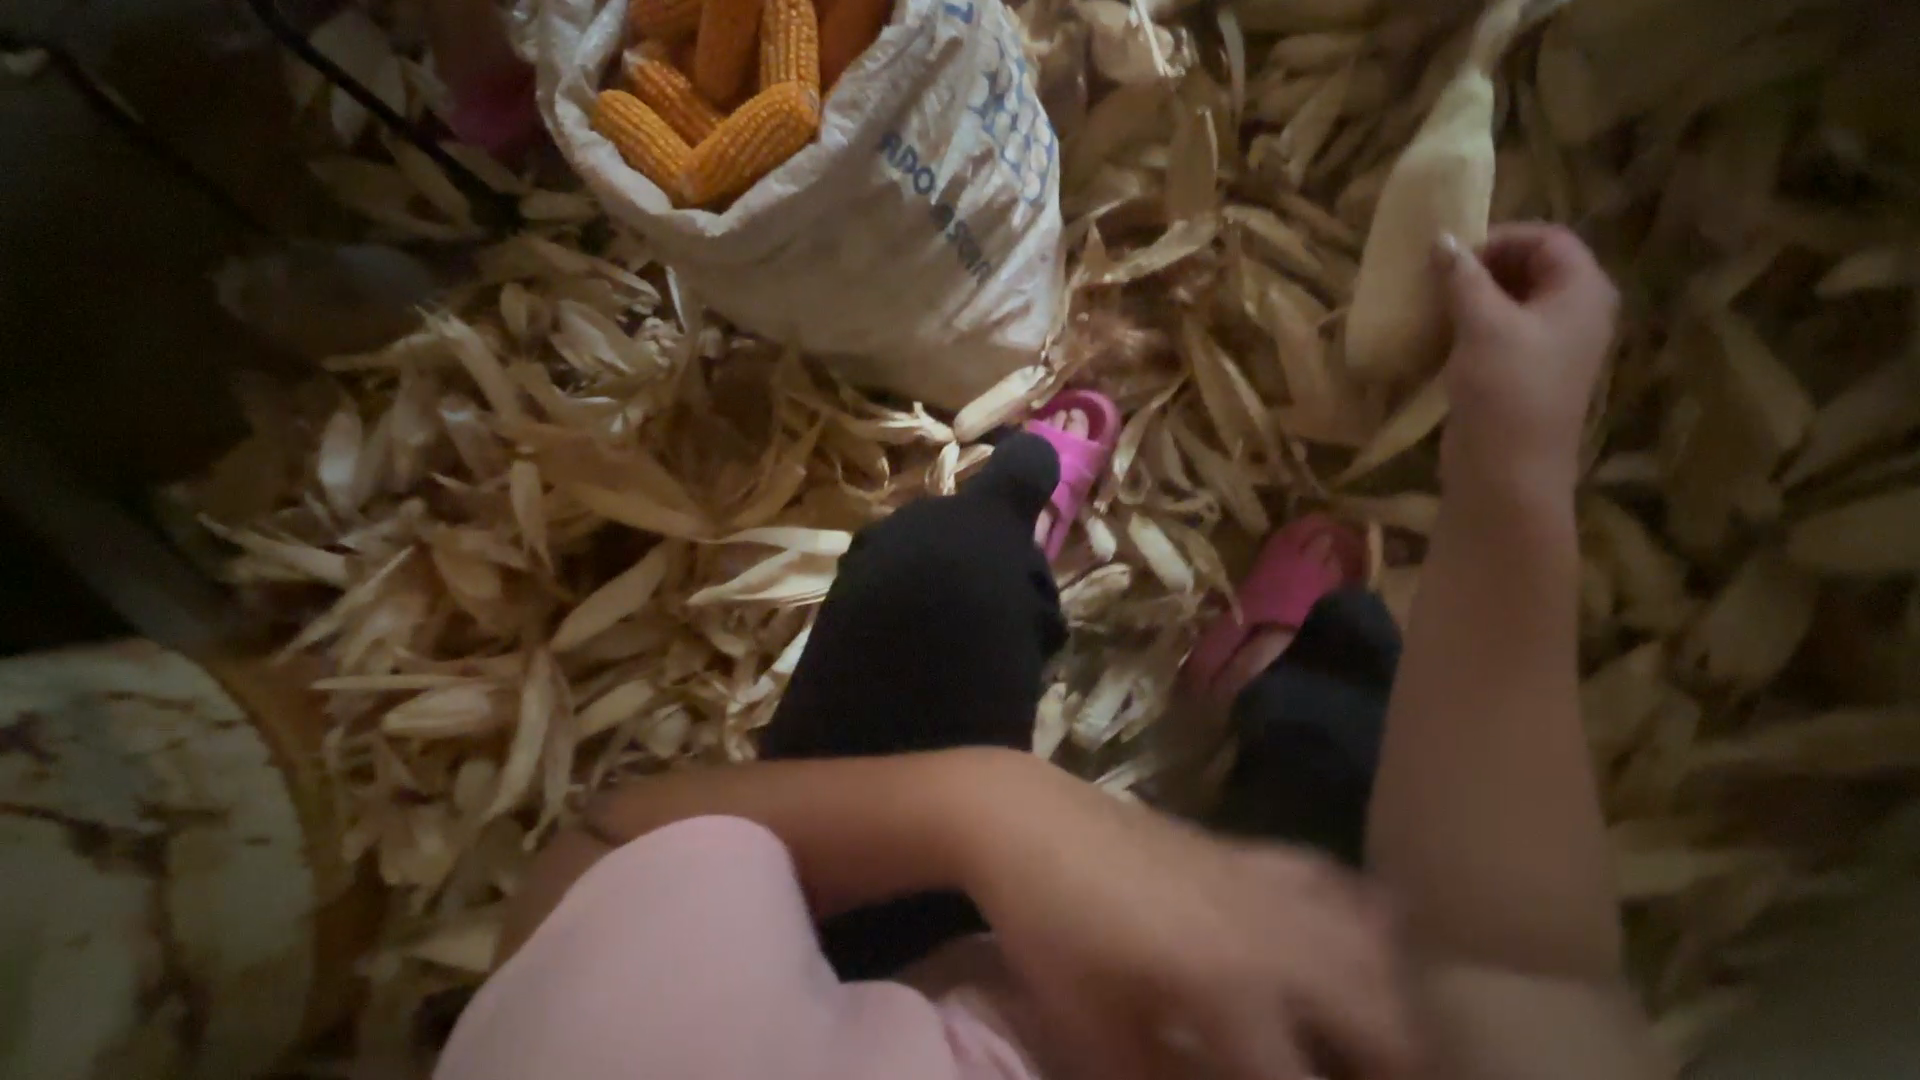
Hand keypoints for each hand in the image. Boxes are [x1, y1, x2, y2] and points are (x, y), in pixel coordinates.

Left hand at [963, 758, 1416, 1079]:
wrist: (1025, 821)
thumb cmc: (1048, 929)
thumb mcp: (1093, 1034)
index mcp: (1230, 989)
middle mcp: (1271, 935)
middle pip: (1382, 1019)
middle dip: (1396, 1068)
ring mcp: (1265, 882)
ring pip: (1376, 949)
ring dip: (1393, 1007)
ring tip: (1380, 1047)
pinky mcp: (1247, 849)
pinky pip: (1332, 881)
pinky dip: (1362, 921)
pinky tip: (1359, 944)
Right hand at [1434, 223, 1617, 503]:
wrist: (1507, 470)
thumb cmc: (1505, 390)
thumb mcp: (1483, 325)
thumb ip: (1462, 278)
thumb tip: (1441, 239)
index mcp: (1582, 291)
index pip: (1547, 239)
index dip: (1498, 240)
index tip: (1450, 257)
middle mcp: (1575, 311)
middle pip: (1531, 267)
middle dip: (1482, 267)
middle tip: (1436, 281)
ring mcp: (1550, 345)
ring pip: (1512, 301)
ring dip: (1471, 298)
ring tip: (1432, 307)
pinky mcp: (1523, 372)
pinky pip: (1500, 333)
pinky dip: (1470, 326)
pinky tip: (1439, 337)